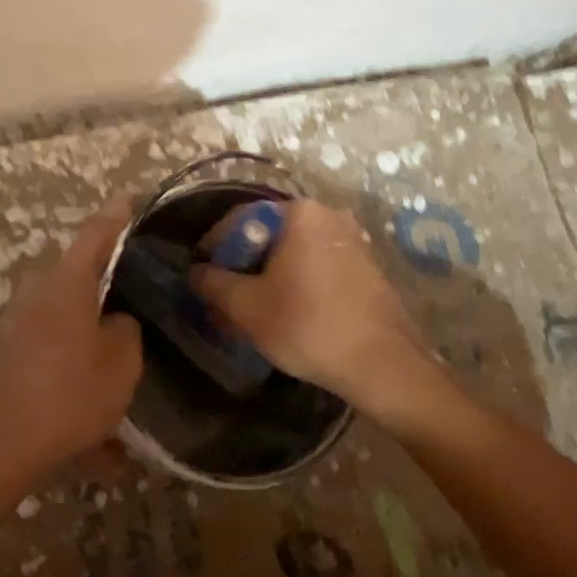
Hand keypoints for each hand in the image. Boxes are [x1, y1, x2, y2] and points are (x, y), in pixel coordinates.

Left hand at [0, 198, 143, 480]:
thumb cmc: (64, 396)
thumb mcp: (120, 364)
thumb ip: (126, 331)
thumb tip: (116, 321)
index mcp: (66, 282)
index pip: (97, 232)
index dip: (118, 214)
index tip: (133, 197)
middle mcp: (35, 293)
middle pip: (78, 278)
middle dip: (107, 289)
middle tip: (139, 302)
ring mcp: (13, 327)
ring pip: (65, 326)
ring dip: (90, 348)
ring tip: (119, 386)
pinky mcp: (1, 361)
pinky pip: (49, 363)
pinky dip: (72, 387)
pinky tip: (97, 446)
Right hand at [190, 200, 437, 412]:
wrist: (382, 363)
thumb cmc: (308, 326)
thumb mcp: (247, 307)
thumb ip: (213, 283)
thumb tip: (194, 272)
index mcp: (299, 212)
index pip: (241, 220)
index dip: (214, 248)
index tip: (201, 278)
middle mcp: (328, 215)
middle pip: (269, 235)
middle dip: (243, 266)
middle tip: (224, 299)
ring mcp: (352, 240)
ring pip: (294, 253)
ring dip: (269, 277)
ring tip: (252, 312)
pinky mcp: (366, 267)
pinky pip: (317, 266)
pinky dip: (296, 283)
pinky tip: (288, 314)